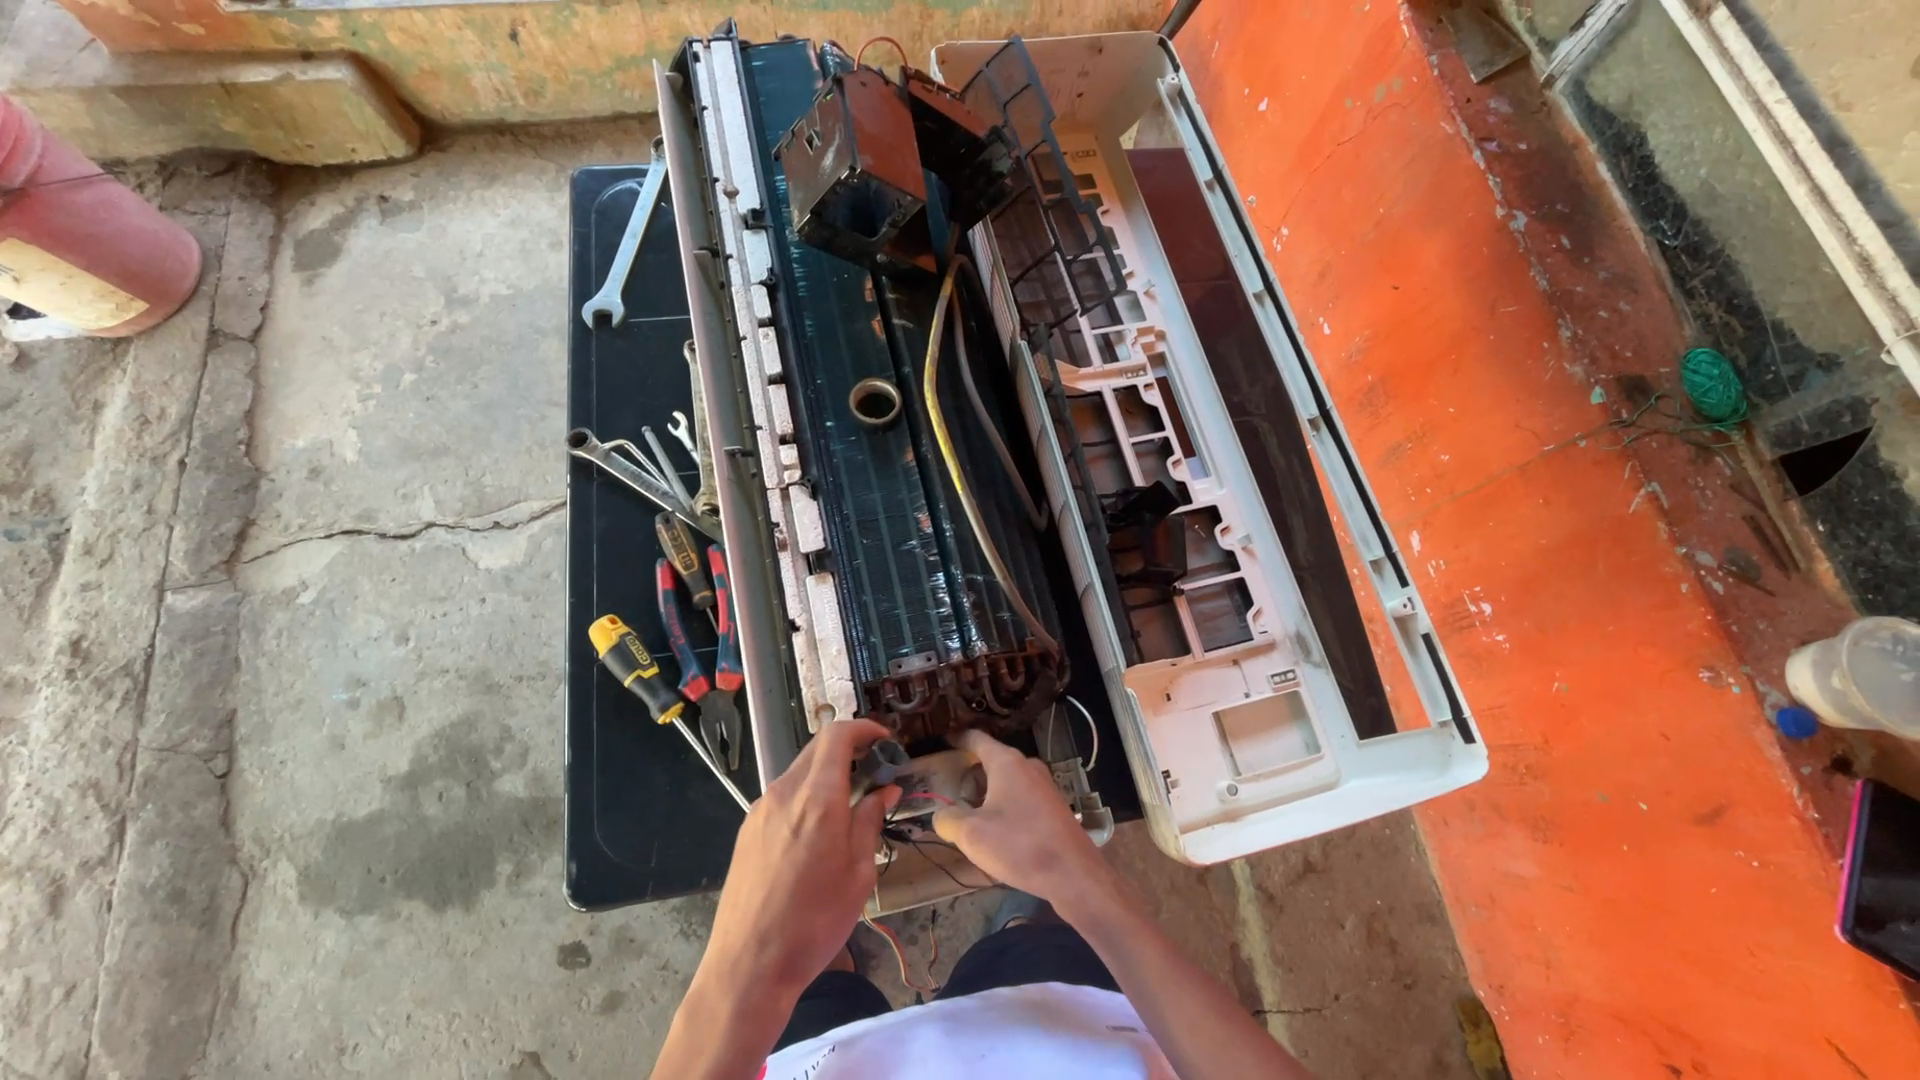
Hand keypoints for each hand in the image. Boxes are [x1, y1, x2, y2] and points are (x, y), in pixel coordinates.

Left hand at [701, 718, 899, 998]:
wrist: (749, 964)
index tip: (885, 741)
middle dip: (848, 748)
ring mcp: (761, 810)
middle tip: (874, 770)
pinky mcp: (748, 829)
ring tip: (851, 802)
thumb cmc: (814, 921)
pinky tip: (819, 827)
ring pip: (799, 771)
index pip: (838, 736)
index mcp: (817, 799)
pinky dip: (807, 793)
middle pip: (817, 748)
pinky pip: (783, 795)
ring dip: (827, 773)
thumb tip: (884, 789)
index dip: (864, 729)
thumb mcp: (859, 874)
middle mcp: (785, 793)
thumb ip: (870, 821)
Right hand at [932, 729, 1109, 907]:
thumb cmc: (1019, 846)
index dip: (957, 740)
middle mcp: (1028, 766)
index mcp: (1007, 762)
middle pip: (991, 761)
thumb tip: (942, 814)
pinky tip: (998, 833)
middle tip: (950, 794)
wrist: (1074, 874)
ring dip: (987, 794)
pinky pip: (1021, 797)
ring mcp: (1044, 786)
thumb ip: (948, 819)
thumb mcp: (972, 834)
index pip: (976, 739)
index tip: (942, 744)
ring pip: (1007, 781)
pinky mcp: (1054, 807)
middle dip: (970, 775)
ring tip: (970, 818)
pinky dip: (1004, 806)